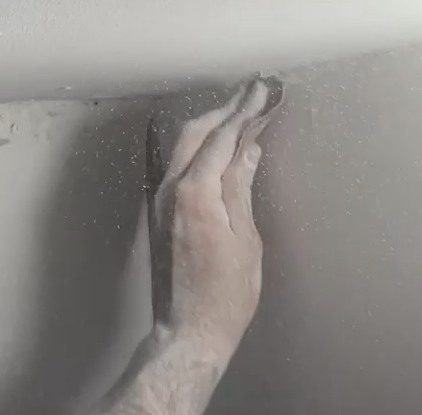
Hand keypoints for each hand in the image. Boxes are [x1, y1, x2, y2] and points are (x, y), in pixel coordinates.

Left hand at [146, 78, 278, 364]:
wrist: (187, 330)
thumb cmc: (224, 295)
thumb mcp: (245, 240)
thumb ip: (240, 187)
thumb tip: (247, 149)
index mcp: (196, 192)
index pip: (221, 138)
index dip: (243, 111)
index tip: (261, 92)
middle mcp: (171, 187)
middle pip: (197, 131)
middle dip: (225, 109)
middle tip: (251, 94)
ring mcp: (161, 196)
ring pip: (184, 144)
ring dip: (211, 125)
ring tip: (238, 112)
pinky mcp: (160, 208)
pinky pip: (179, 162)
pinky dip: (200, 146)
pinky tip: (217, 146)